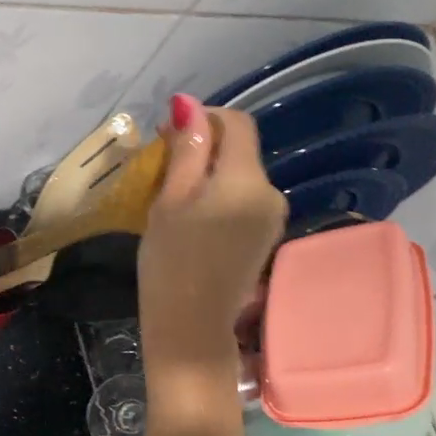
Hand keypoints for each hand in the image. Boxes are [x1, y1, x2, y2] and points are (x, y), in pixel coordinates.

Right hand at [137, 95, 285, 426]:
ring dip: (211, 178)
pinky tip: (194, 224)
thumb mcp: (168, 202)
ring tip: (175, 202)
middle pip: (240, 152)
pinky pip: (244, 203)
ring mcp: (272, 218)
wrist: (190, 330)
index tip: (168, 134)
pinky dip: (220, 201)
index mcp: (245, 179)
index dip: (203, 119)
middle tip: (163, 170)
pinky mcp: (265, 239)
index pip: (235, 123)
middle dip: (205, 151)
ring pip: (241, 178)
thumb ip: (185, 151)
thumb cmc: (170, 265)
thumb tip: (188, 105)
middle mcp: (270, 191)